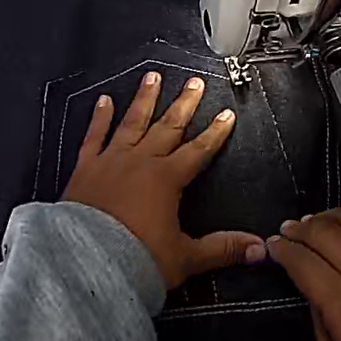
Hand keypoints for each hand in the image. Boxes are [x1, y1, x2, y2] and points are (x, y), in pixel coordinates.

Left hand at [64, 72, 265, 290]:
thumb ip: (222, 248)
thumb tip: (258, 248)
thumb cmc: (134, 260)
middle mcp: (140, 162)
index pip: (198, 150)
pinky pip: (94, 136)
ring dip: (145, 99)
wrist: (83, 264)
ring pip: (132, 122)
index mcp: (166, 179)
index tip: (226, 115)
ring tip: (153, 77)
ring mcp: (111, 161)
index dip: (215, 133)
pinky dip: (99, 118)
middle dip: (184, 103)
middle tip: (195, 83)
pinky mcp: (85, 168)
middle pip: (168, 126)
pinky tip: (103, 101)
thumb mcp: (185, 257)